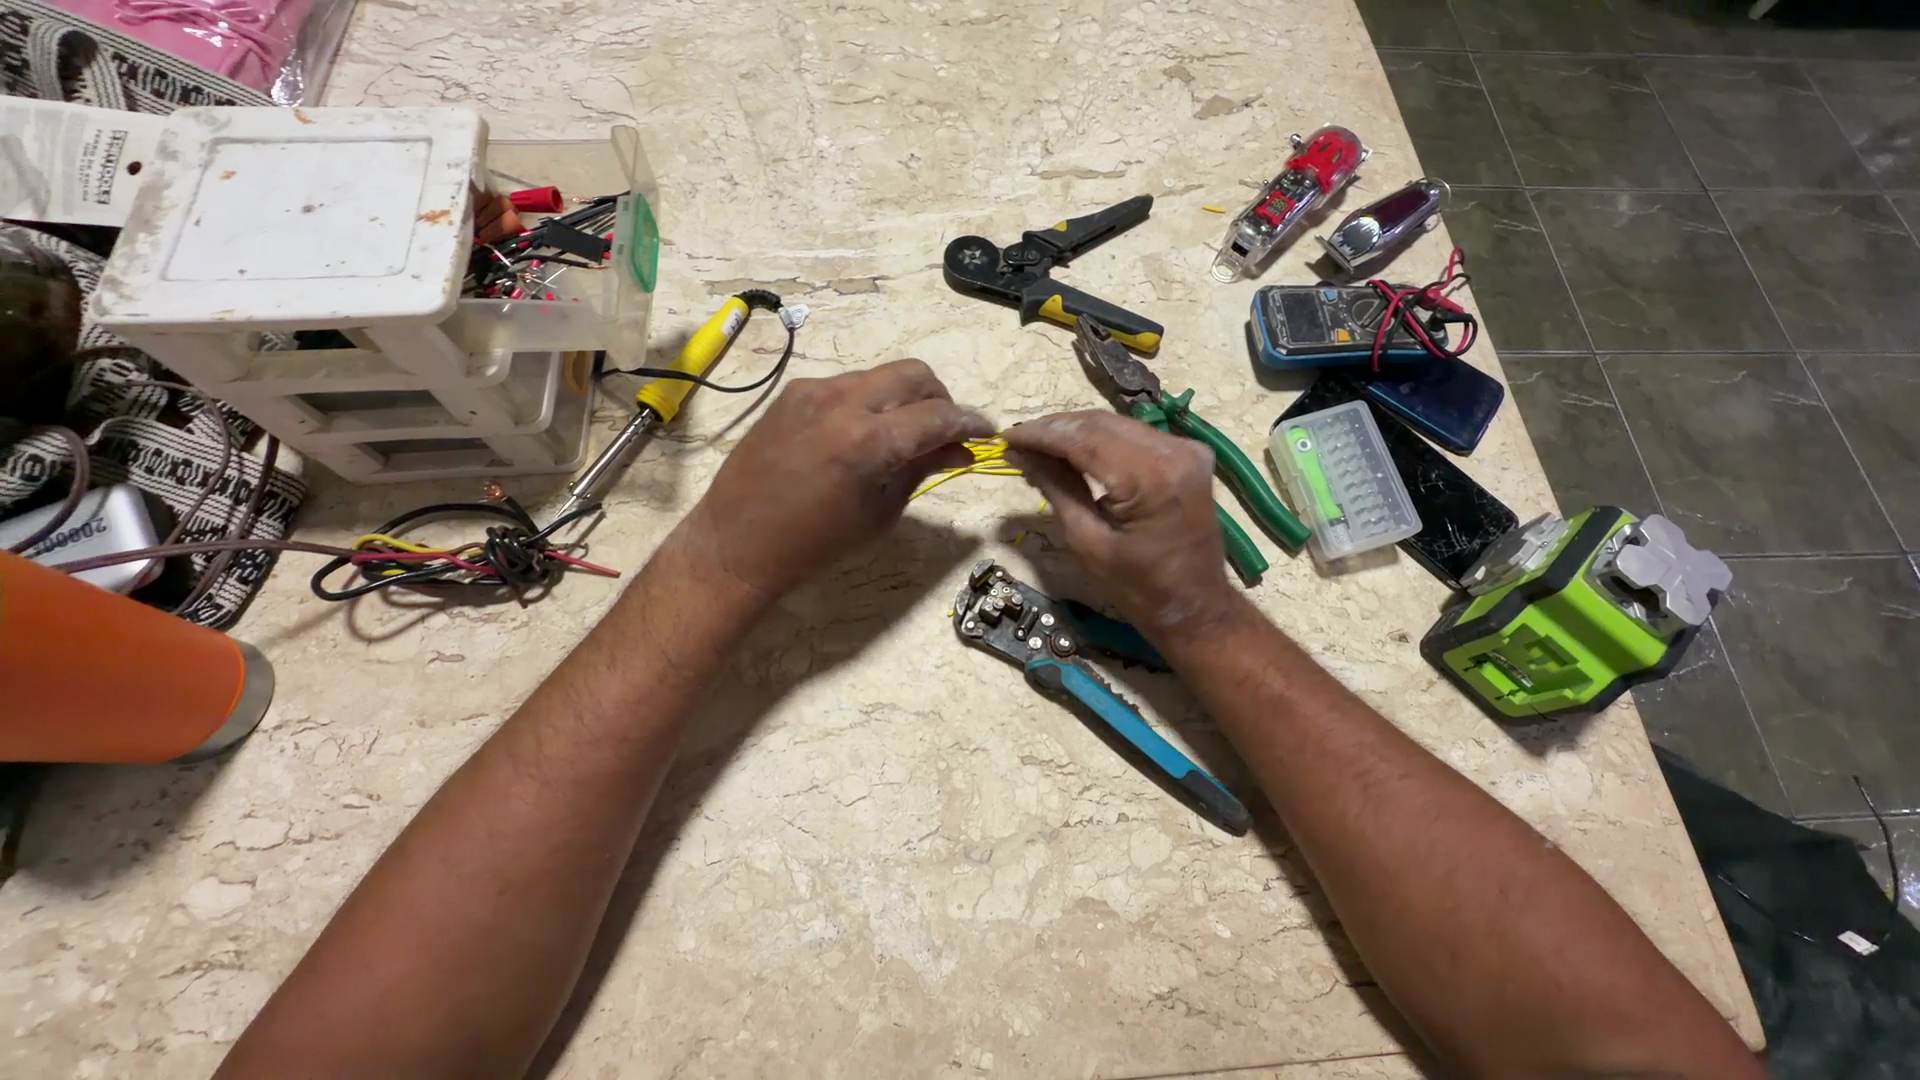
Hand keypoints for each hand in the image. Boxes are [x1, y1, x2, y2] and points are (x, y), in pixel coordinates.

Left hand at [677, 359, 991, 600]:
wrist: (737, 543)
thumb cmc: (815, 545)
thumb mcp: (881, 512)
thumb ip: (922, 468)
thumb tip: (960, 449)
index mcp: (867, 441)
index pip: (937, 415)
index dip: (970, 423)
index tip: (986, 432)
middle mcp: (842, 402)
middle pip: (914, 375)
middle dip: (941, 399)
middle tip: (946, 433)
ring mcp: (813, 391)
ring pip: (881, 376)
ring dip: (904, 399)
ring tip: (904, 436)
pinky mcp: (793, 393)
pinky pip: (848, 385)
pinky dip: (870, 402)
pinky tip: (864, 435)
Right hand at [1002, 411, 1240, 638]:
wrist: (1195, 607)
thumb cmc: (1139, 588)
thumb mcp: (1088, 542)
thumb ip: (1057, 488)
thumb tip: (1023, 455)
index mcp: (1150, 477)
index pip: (1084, 440)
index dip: (1041, 435)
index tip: (1007, 437)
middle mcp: (1174, 452)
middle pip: (1100, 424)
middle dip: (1055, 429)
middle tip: (1018, 440)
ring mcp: (1186, 450)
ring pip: (1116, 424)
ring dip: (1075, 432)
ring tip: (1038, 444)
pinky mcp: (1188, 455)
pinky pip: (1134, 436)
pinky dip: (1101, 440)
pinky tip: (1073, 450)